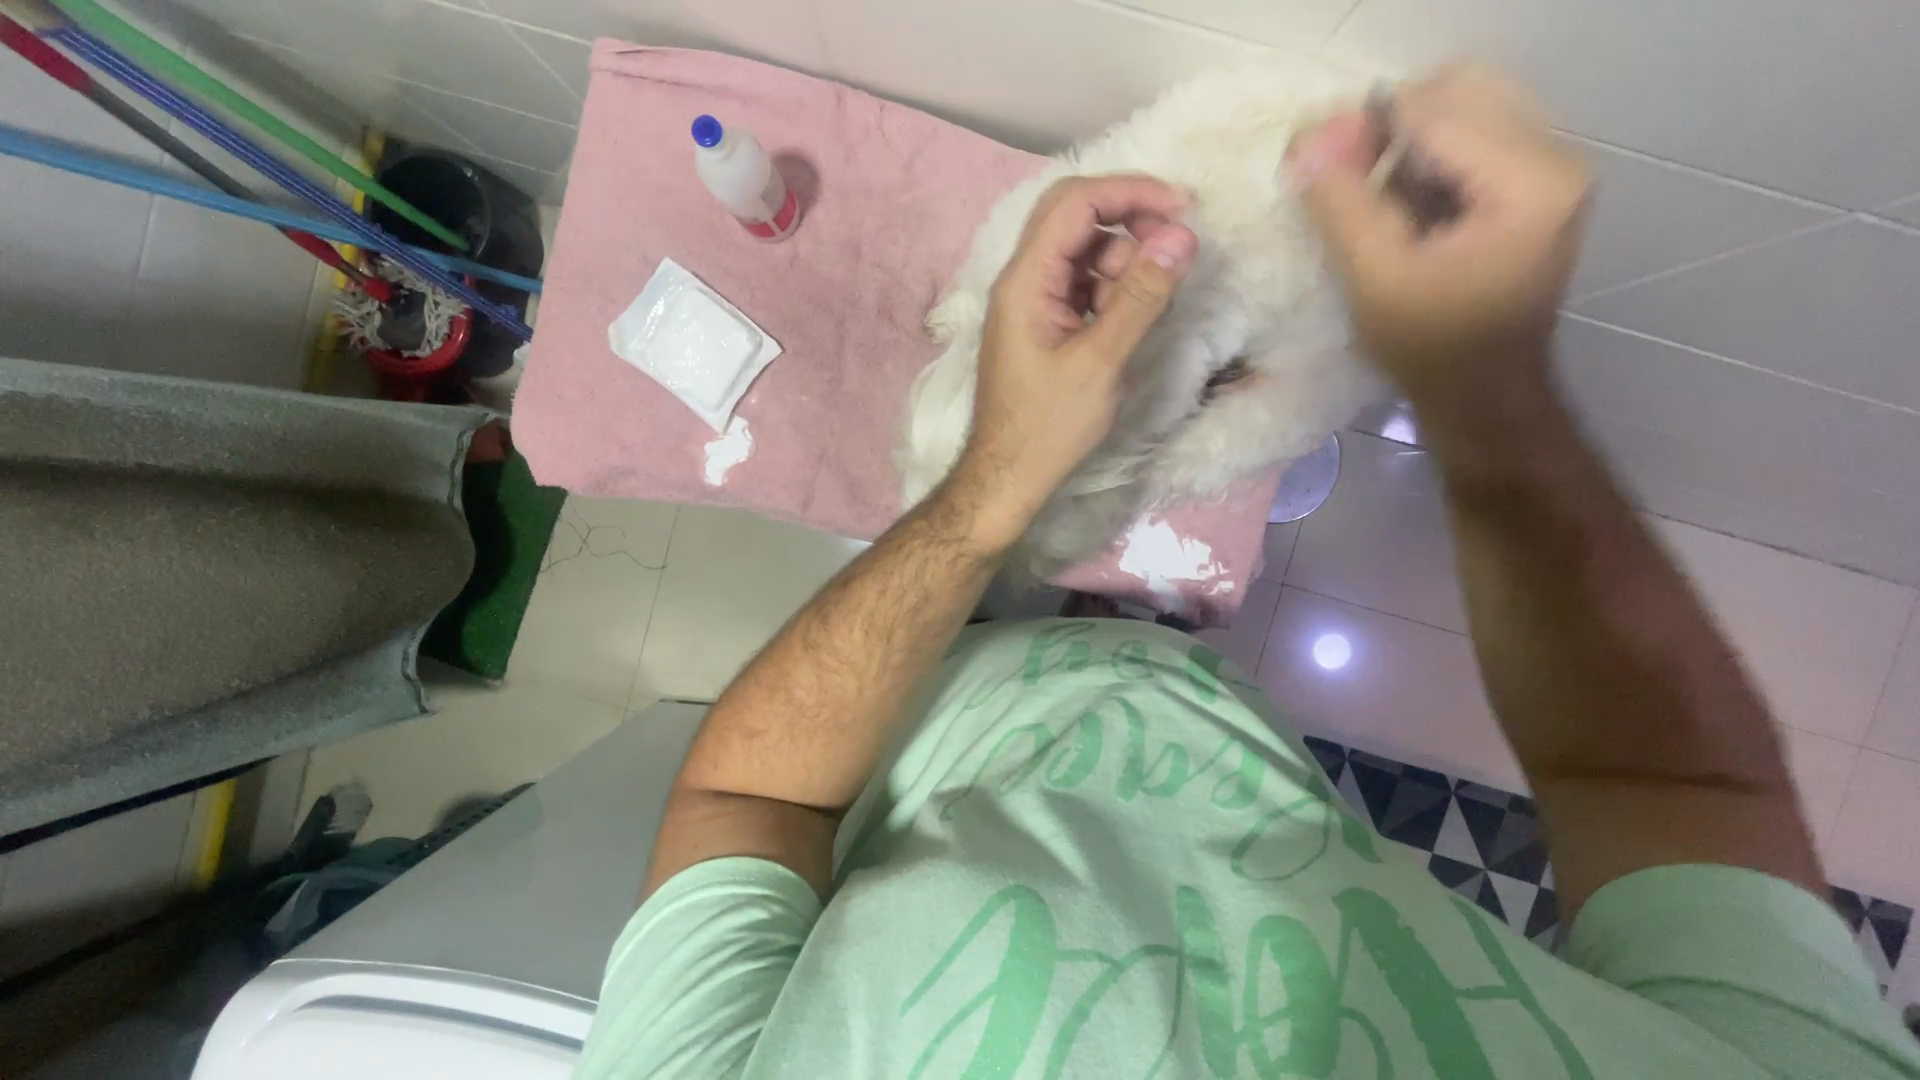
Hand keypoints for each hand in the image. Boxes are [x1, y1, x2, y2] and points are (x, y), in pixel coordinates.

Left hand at [942, 175, 1198, 552]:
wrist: (1008, 475)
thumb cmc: (1049, 426)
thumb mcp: (1101, 361)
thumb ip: (1140, 296)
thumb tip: (1181, 236)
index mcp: (1025, 280)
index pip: (1075, 202)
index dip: (1130, 192)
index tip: (1182, 208)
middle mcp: (1022, 280)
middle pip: (1075, 219)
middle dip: (1128, 221)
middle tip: (1173, 246)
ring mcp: (1030, 303)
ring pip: (1080, 253)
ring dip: (1121, 261)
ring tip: (1150, 300)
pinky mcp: (1041, 325)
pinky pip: (1078, 286)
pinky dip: (1109, 290)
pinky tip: (1128, 320)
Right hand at [1287, 66, 1591, 403]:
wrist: (1483, 393)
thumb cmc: (1431, 348)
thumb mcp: (1375, 279)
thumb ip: (1342, 204)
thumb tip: (1305, 143)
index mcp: (1529, 181)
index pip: (1437, 111)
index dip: (1366, 128)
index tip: (1315, 165)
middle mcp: (1556, 157)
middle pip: (1460, 91)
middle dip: (1390, 127)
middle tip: (1345, 177)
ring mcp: (1551, 167)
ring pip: (1467, 108)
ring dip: (1406, 141)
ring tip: (1369, 195)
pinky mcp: (1536, 182)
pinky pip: (1474, 136)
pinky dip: (1426, 157)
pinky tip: (1399, 203)